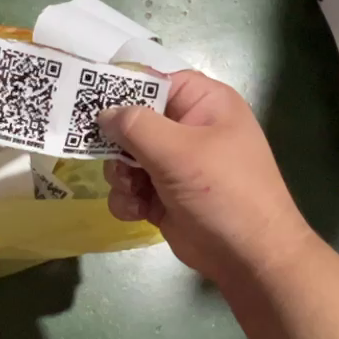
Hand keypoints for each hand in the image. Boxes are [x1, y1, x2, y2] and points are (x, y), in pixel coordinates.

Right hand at [100, 70, 312, 285]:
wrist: (248, 256)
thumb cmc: (223, 193)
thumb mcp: (178, 152)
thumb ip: (136, 126)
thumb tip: (104, 114)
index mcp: (203, 103)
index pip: (154, 81)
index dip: (123, 91)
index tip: (91, 106)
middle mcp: (188, 129)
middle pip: (133, 123)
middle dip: (119, 146)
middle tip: (118, 162)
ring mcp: (175, 165)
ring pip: (126, 159)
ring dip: (121, 177)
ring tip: (134, 192)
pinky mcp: (164, 196)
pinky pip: (131, 189)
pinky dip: (129, 200)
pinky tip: (139, 213)